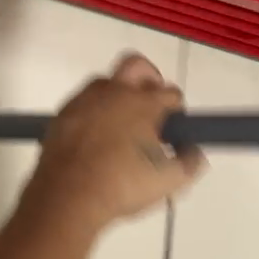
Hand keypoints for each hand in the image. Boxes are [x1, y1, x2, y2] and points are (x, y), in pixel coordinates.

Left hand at [20, 53, 204, 234]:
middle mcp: (114, 91)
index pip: (171, 92)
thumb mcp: (169, 182)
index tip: (175, 128)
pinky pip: (86, 100)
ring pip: (107, 82)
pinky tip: (98, 135)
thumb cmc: (122, 185)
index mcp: (143, 103)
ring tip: (124, 127)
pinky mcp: (65, 109)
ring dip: (119, 95)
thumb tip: (193, 150)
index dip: (177, 109)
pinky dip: (96, 110)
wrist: (67, 193)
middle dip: (150, 78)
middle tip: (152, 105)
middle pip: (137, 65)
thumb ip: (190, 162)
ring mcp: (85, 97)